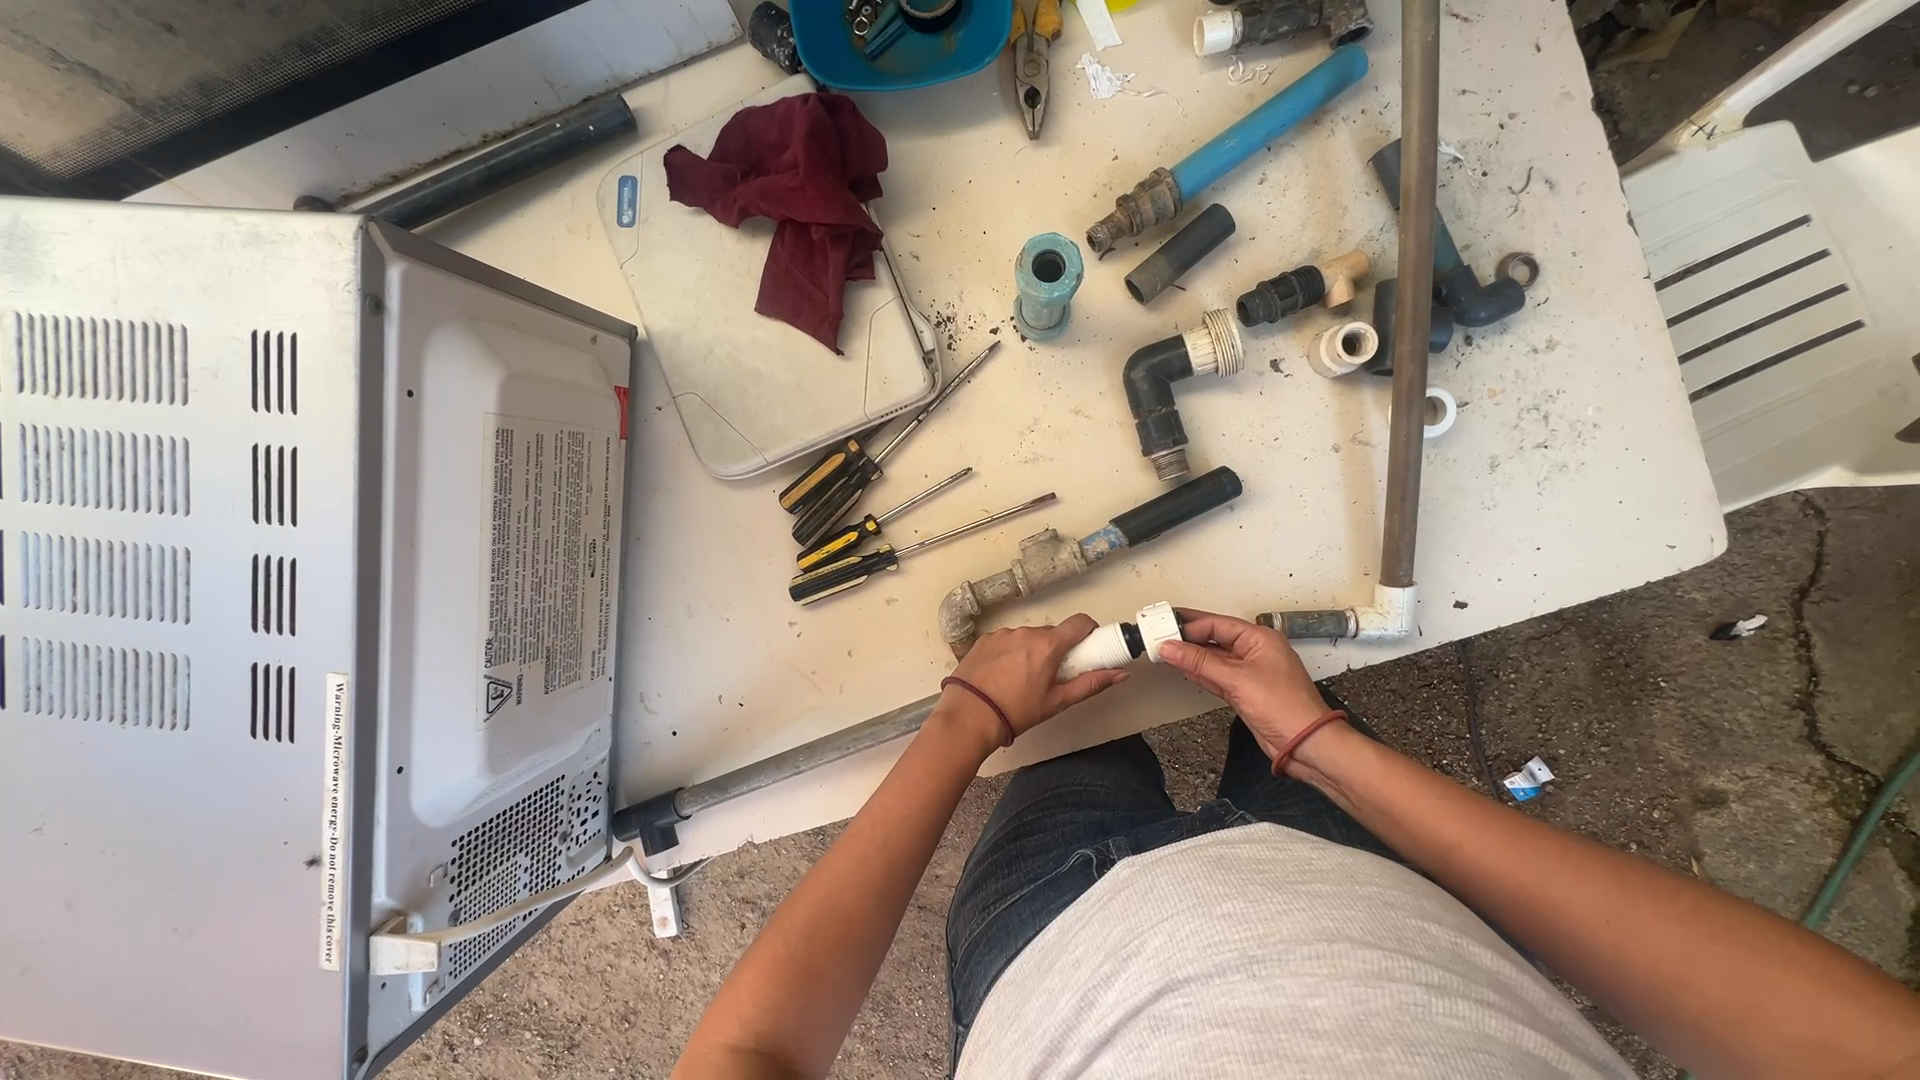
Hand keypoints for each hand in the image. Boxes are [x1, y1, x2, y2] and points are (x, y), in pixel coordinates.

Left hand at [939, 615, 1128, 749]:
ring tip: (1022, 680)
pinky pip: (1005, 641)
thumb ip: (1091, 683)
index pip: (1079, 622)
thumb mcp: (1057, 701)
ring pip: (1027, 637)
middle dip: (1056, 649)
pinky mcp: (984, 640)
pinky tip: (1003, 676)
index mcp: (1047, 645)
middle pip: (1051, 633)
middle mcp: (1025, 632)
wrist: (969, 716)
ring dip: (1031, 651)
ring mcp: (1002, 634)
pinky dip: (1009, 653)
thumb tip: (1120, 674)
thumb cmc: (1014, 712)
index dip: (1088, 632)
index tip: (1089, 646)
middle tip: (1052, 675)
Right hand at [1157, 609, 1335, 763]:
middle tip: (1161, 636)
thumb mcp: (1237, 679)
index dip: (1190, 626)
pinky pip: (1215, 676)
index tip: (1166, 630)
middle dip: (1187, 638)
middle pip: (1214, 638)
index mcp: (1260, 638)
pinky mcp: (1243, 691)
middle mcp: (1255, 652)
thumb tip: (1172, 648)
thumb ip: (1200, 662)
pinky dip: (1198, 672)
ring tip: (1165, 650)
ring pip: (1212, 658)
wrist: (1304, 744)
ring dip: (1190, 656)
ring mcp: (1249, 672)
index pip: (1217, 624)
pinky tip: (1182, 667)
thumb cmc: (1288, 709)